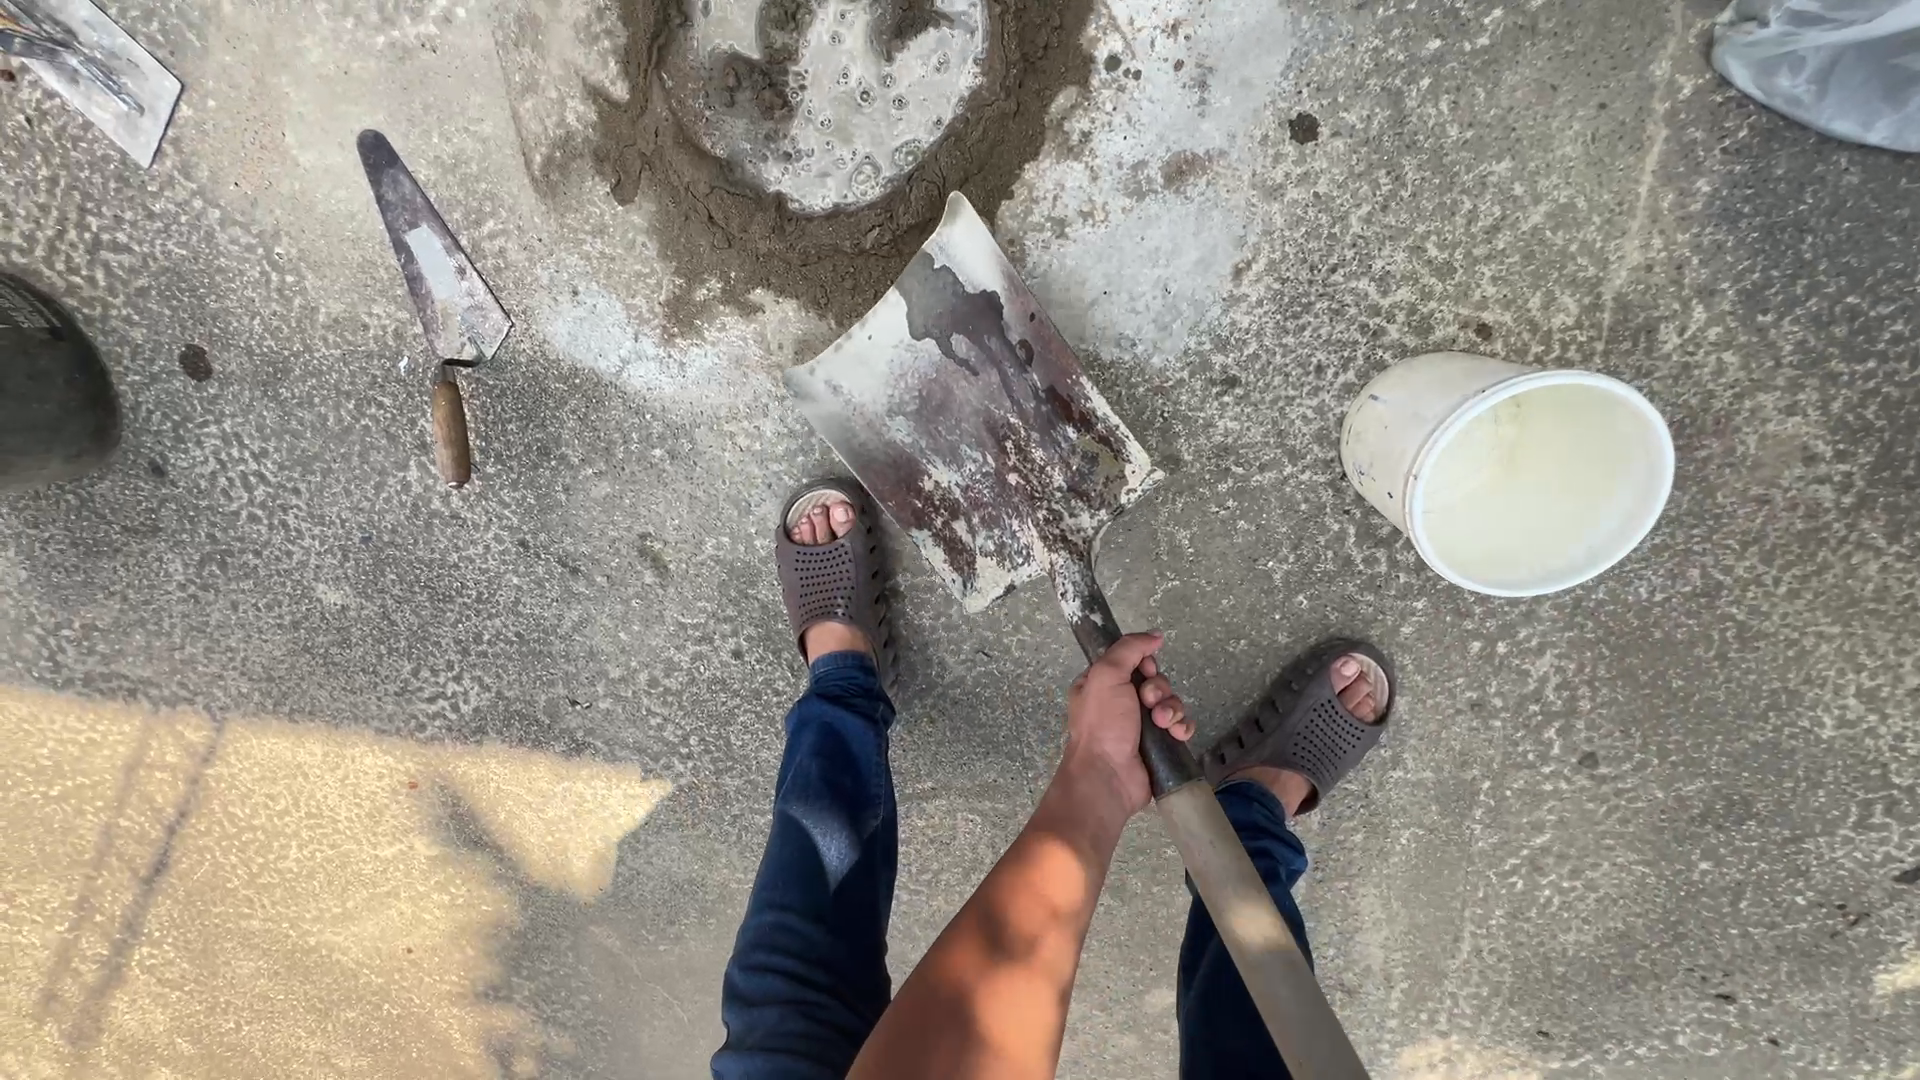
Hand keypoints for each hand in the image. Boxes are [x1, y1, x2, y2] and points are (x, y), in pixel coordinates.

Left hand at [1059, 632, 1192, 815]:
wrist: (1108, 775)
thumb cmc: (1102, 723)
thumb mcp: (1106, 674)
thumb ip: (1129, 649)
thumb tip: (1155, 635)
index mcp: (1101, 683)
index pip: (1132, 662)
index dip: (1144, 664)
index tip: (1144, 672)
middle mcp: (1120, 702)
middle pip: (1155, 681)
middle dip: (1158, 690)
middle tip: (1149, 703)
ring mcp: (1141, 725)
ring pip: (1171, 703)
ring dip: (1171, 709)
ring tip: (1161, 723)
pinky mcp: (1160, 745)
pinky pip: (1181, 726)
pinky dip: (1182, 727)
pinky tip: (1175, 735)